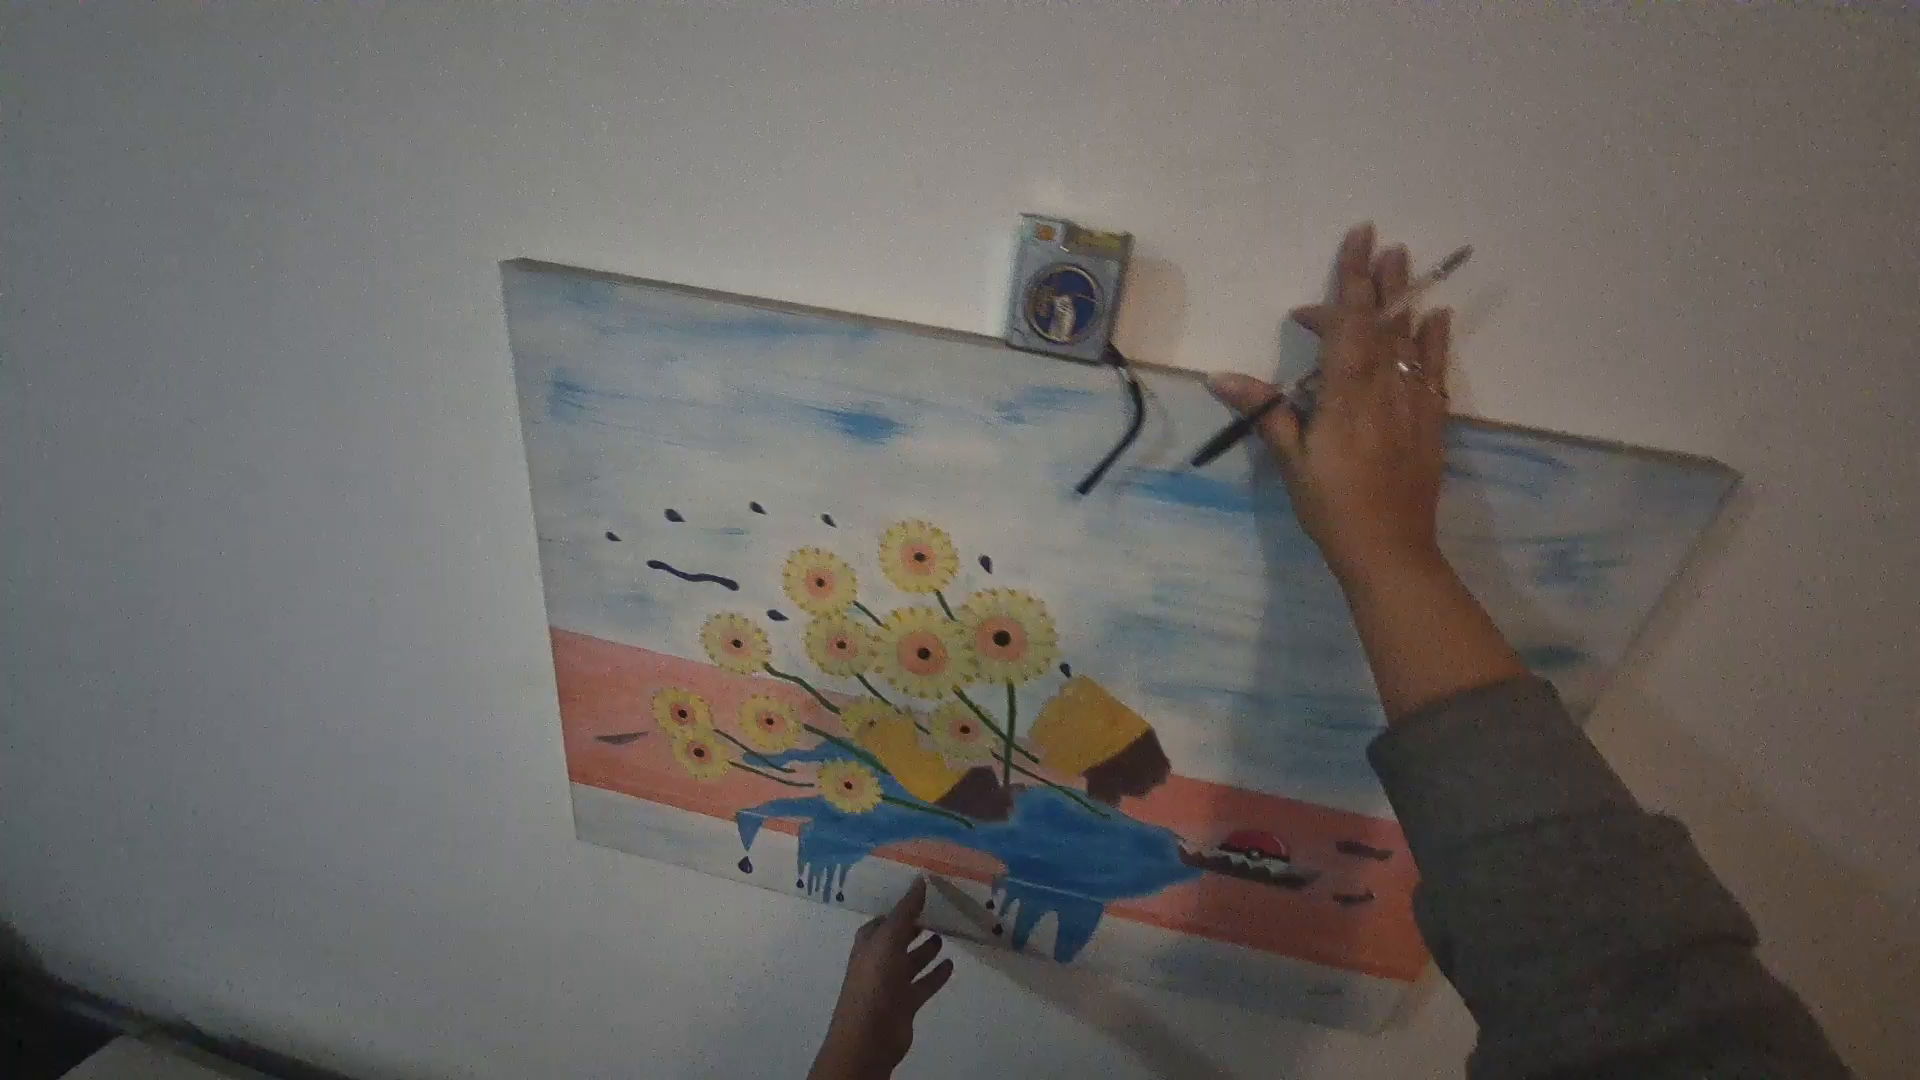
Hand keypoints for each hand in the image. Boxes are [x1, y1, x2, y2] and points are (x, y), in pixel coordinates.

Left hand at [808, 878, 954, 1079]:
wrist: (868, 1037)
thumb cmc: (874, 980)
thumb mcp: (889, 938)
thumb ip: (906, 910)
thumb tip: (920, 878)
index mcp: (869, 942)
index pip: (885, 918)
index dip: (900, 907)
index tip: (922, 893)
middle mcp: (879, 959)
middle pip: (898, 938)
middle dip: (914, 926)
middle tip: (937, 909)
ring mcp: (891, 983)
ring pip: (911, 961)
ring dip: (926, 949)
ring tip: (945, 933)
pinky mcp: (905, 1004)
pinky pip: (923, 984)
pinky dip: (935, 975)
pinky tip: (951, 964)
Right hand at [1209, 223, 1452, 586]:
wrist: (1388, 549)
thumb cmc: (1330, 506)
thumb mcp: (1291, 461)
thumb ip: (1266, 412)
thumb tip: (1220, 378)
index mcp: (1347, 397)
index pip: (1349, 326)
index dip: (1351, 282)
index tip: (1357, 242)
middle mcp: (1386, 390)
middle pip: (1383, 324)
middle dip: (1379, 282)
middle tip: (1382, 241)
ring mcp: (1414, 404)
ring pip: (1411, 340)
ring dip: (1407, 299)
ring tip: (1406, 262)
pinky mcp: (1431, 421)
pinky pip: (1436, 370)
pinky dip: (1436, 340)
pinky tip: (1435, 317)